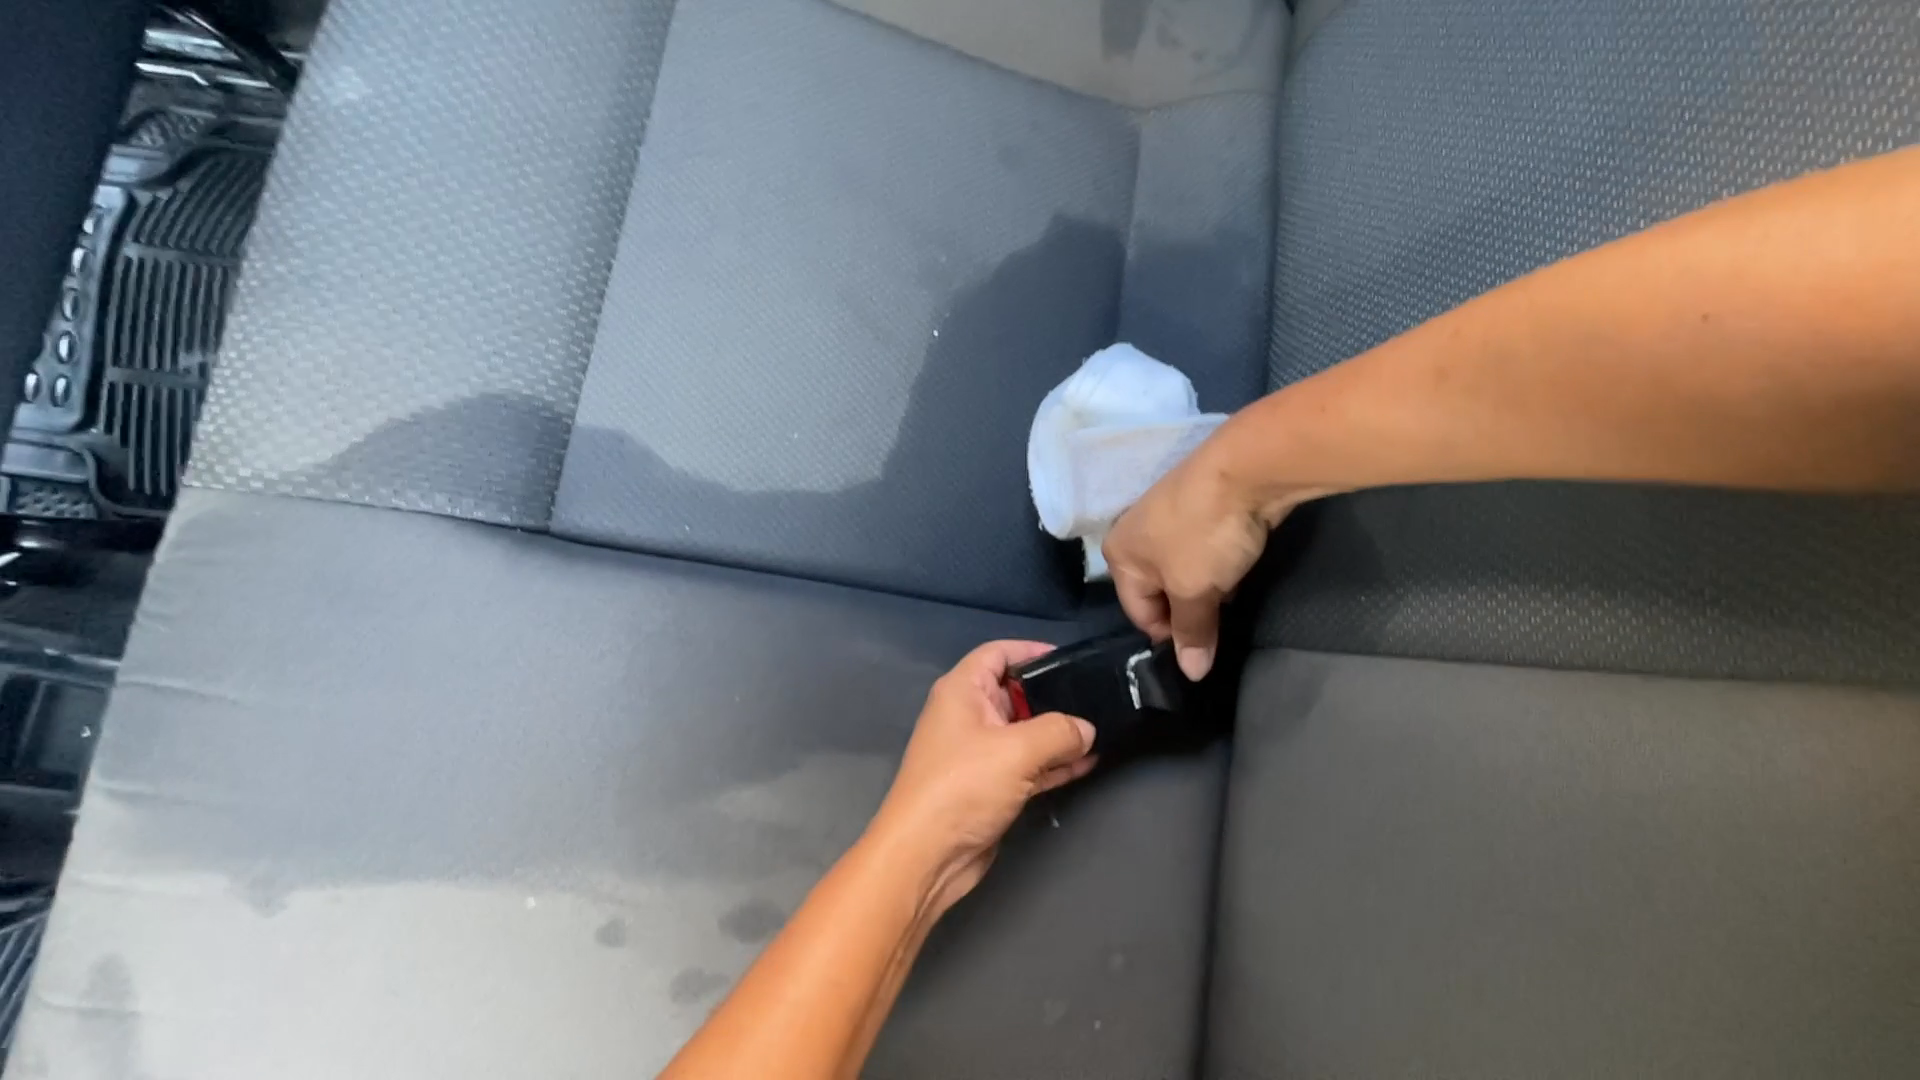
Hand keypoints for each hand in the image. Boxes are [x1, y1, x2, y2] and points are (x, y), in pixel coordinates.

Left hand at [870, 641, 1097, 914]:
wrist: (926, 855)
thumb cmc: (963, 786)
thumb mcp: (1016, 750)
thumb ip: (1058, 732)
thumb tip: (1086, 729)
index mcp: (962, 691)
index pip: (998, 653)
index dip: (1032, 650)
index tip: (1070, 659)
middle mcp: (969, 715)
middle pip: (1016, 693)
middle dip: (1054, 695)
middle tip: (1096, 697)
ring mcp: (979, 752)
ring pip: (1026, 732)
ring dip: (1059, 733)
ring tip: (1101, 731)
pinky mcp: (990, 785)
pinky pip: (1028, 764)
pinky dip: (1054, 762)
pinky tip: (1088, 762)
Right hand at [1103, 443, 1308, 680]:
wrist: (1244, 470)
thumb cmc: (1203, 535)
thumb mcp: (1195, 591)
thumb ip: (1192, 633)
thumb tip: (1191, 675)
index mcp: (1118, 557)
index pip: (1140, 614)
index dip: (1172, 634)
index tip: (1204, 641)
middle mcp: (1132, 536)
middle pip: (1159, 593)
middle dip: (1190, 608)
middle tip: (1219, 612)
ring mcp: (1163, 519)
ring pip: (1182, 572)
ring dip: (1206, 586)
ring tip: (1230, 584)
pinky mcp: (1195, 508)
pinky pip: (1200, 551)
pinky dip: (1216, 562)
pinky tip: (1236, 560)